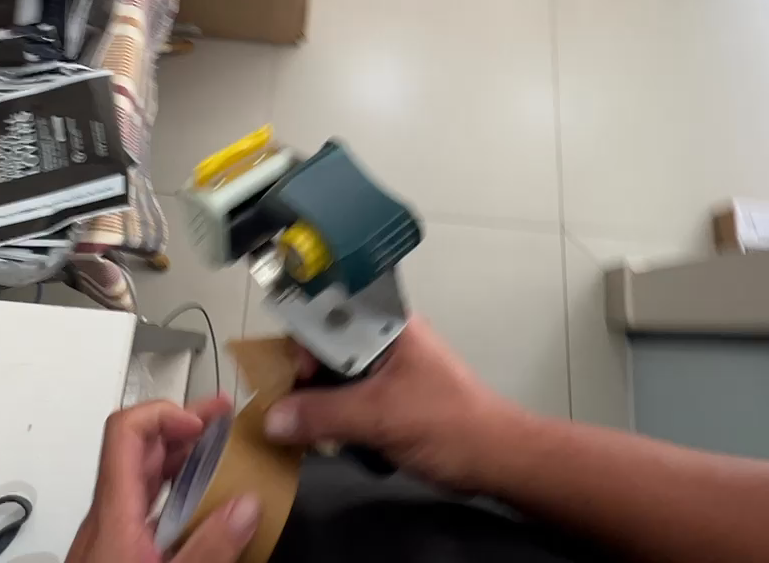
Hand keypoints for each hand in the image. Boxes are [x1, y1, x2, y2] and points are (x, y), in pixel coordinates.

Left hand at [67, 396, 262, 562]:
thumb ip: (210, 549)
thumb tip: (249, 503)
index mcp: (113, 515)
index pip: (125, 432)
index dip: (165, 415)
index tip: (202, 427)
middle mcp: (108, 517)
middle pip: (139, 448)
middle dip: (185, 427)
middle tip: (227, 421)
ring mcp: (110, 538)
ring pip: (144, 476)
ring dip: (184, 458)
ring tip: (225, 454)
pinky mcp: (117, 557)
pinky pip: (148, 506)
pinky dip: (179, 494)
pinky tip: (207, 509)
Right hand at [261, 315, 524, 490]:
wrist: (497, 458)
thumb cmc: (444, 424)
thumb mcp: (377, 417)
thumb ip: (322, 414)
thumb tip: (272, 418)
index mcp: (387, 323)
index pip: (331, 310)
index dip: (304, 338)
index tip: (292, 373)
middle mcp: (387, 336)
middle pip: (330, 343)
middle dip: (308, 374)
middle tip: (293, 407)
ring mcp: (392, 365)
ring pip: (339, 371)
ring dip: (321, 398)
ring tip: (308, 427)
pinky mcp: (394, 394)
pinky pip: (352, 393)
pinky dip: (337, 413)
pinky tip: (331, 436)